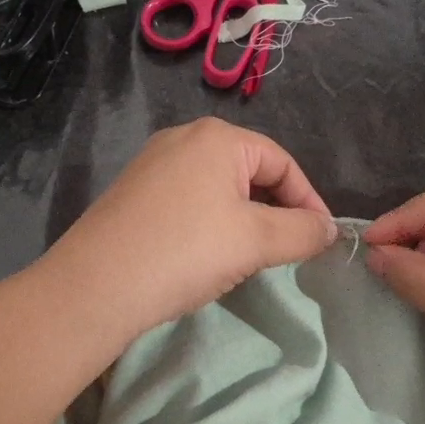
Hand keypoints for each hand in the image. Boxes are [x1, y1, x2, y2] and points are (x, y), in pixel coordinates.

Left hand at [41, 118, 336, 338]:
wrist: (95, 286)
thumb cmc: (185, 251)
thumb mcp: (255, 241)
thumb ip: (302, 231)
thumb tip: (329, 229)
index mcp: (218, 137)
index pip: (281, 162)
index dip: (308, 201)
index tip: (321, 240)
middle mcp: (184, 137)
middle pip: (249, 170)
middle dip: (274, 209)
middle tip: (287, 250)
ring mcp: (154, 162)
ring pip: (218, 186)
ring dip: (243, 218)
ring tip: (249, 256)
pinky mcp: (134, 191)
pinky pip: (188, 198)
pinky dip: (210, 222)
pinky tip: (205, 255)